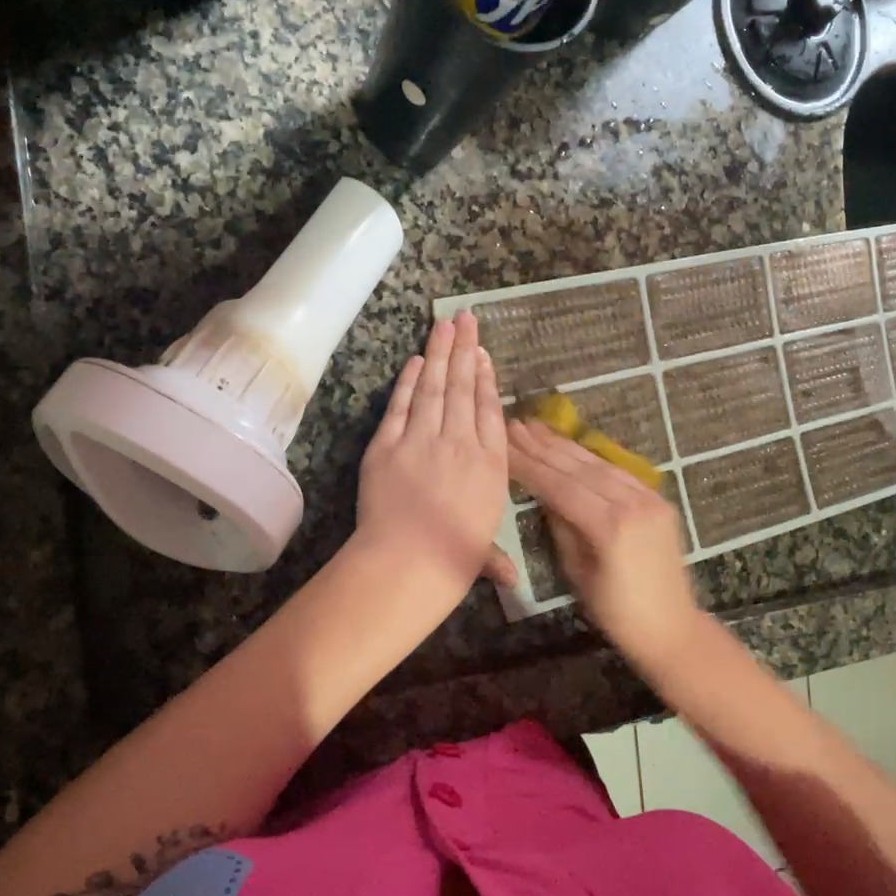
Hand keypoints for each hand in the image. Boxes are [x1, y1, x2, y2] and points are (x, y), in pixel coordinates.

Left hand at [355, 310, 516, 594]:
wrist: (407, 561)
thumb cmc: (452, 562)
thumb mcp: (483, 555)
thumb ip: (494, 555)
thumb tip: (507, 577)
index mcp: (491, 466)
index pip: (489, 411)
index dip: (486, 379)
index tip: (483, 354)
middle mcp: (461, 443)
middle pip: (463, 388)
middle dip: (465, 350)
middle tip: (466, 318)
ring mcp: (423, 439)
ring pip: (434, 387)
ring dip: (439, 353)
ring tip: (444, 324)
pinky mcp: (387, 444)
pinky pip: (401, 405)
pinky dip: (408, 381)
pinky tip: (415, 361)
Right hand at [506, 420, 700, 661]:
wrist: (670, 625)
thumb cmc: (616, 612)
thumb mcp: (578, 572)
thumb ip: (563, 528)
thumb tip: (546, 496)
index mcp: (610, 527)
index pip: (560, 486)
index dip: (530, 466)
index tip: (504, 447)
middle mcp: (632, 504)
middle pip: (579, 468)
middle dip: (544, 447)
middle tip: (515, 425)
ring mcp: (649, 498)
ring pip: (599, 464)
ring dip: (565, 445)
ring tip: (536, 428)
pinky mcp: (658, 500)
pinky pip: (619, 472)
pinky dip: (591, 458)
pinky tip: (571, 446)